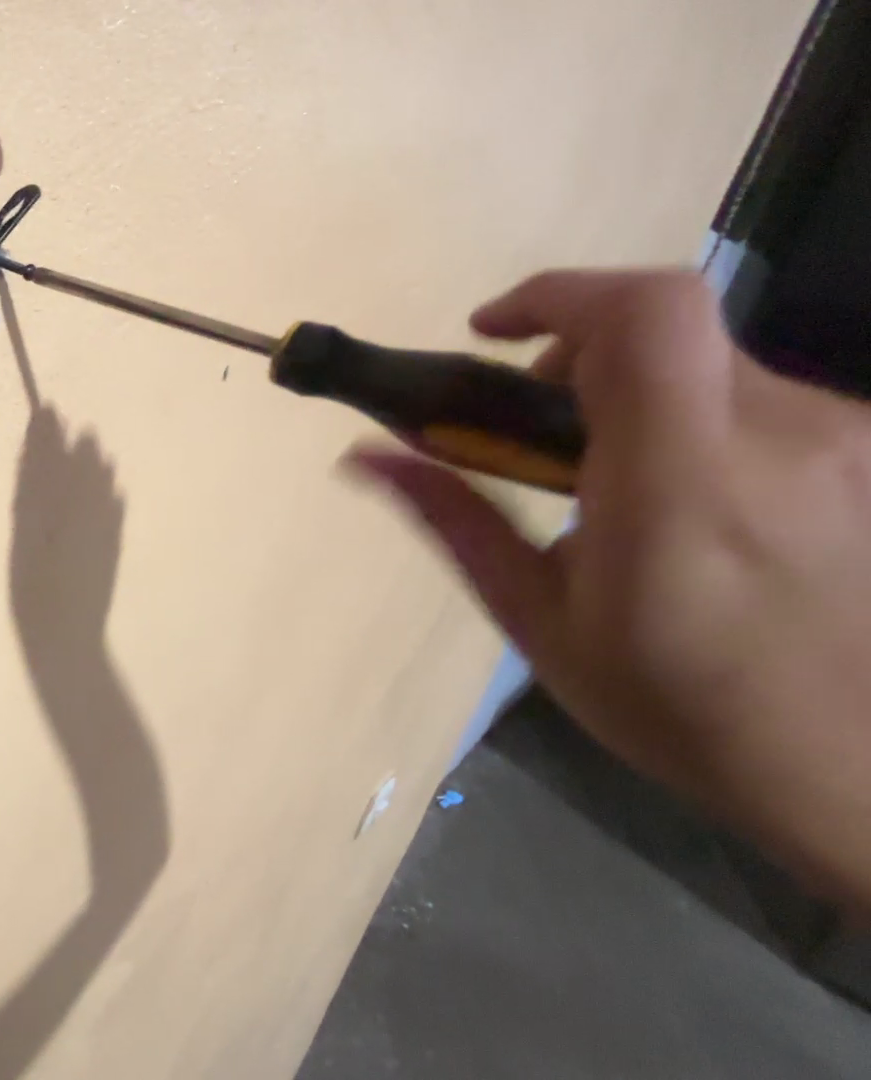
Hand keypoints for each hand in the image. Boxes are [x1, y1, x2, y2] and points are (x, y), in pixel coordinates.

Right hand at [9, 407, 125, 655]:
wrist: (67, 641)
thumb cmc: (34, 598)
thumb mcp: (22, 548)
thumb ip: (30, 505)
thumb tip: (36, 466)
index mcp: (51, 515)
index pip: (46, 468)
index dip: (43, 440)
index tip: (44, 411)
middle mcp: (79, 518)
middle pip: (72, 474)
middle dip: (67, 445)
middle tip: (63, 417)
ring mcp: (99, 536)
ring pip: (97, 491)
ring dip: (92, 466)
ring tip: (93, 443)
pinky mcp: (110, 553)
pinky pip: (112, 516)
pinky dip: (111, 499)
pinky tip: (114, 488)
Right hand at [349, 269, 870, 903]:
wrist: (850, 768)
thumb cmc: (670, 702)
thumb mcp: (534, 616)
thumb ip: (455, 519)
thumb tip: (364, 456)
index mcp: (683, 483)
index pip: (643, 317)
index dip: (557, 295)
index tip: (488, 332)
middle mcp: (779, 437)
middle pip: (663, 327)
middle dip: (573, 353)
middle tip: (526, 427)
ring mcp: (836, 441)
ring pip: (703, 359)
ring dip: (624, 390)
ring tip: (592, 477)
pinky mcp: (856, 453)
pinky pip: (746, 395)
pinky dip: (677, 416)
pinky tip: (664, 499)